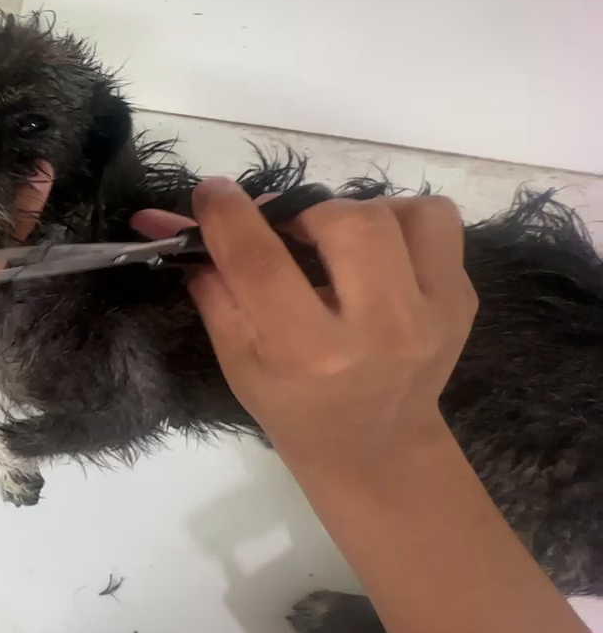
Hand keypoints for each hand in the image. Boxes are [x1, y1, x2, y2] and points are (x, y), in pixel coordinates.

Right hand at [133, 179, 477, 489]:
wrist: (370, 440)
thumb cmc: (283, 400)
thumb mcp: (232, 354)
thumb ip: (209, 286)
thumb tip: (168, 223)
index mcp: (306, 351)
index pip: (261, 264)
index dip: (229, 217)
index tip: (210, 192)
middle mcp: (380, 327)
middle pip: (348, 223)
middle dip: (300, 210)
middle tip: (276, 226)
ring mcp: (435, 310)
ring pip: (402, 213)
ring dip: (350, 211)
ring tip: (324, 237)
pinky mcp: (464, 296)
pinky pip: (434, 223)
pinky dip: (392, 219)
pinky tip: (365, 248)